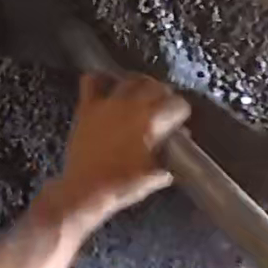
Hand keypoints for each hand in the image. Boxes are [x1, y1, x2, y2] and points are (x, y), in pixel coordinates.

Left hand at [43, 73, 190, 224]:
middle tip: (164, 104)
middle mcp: (131, 107)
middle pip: (156, 86)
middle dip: (164, 94)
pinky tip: (107, 83)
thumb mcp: (155, 174)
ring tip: (142, 92)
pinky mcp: (87, 108)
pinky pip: (92, 81)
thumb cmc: (121, 185)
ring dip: (139, 83)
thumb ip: (171, 155)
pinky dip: (101, 78)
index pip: (177, 104)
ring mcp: (107, 105)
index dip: (181, 111)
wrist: (86, 189)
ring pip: (130, 80)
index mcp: (151, 122)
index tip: (179, 117)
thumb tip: (178, 142)